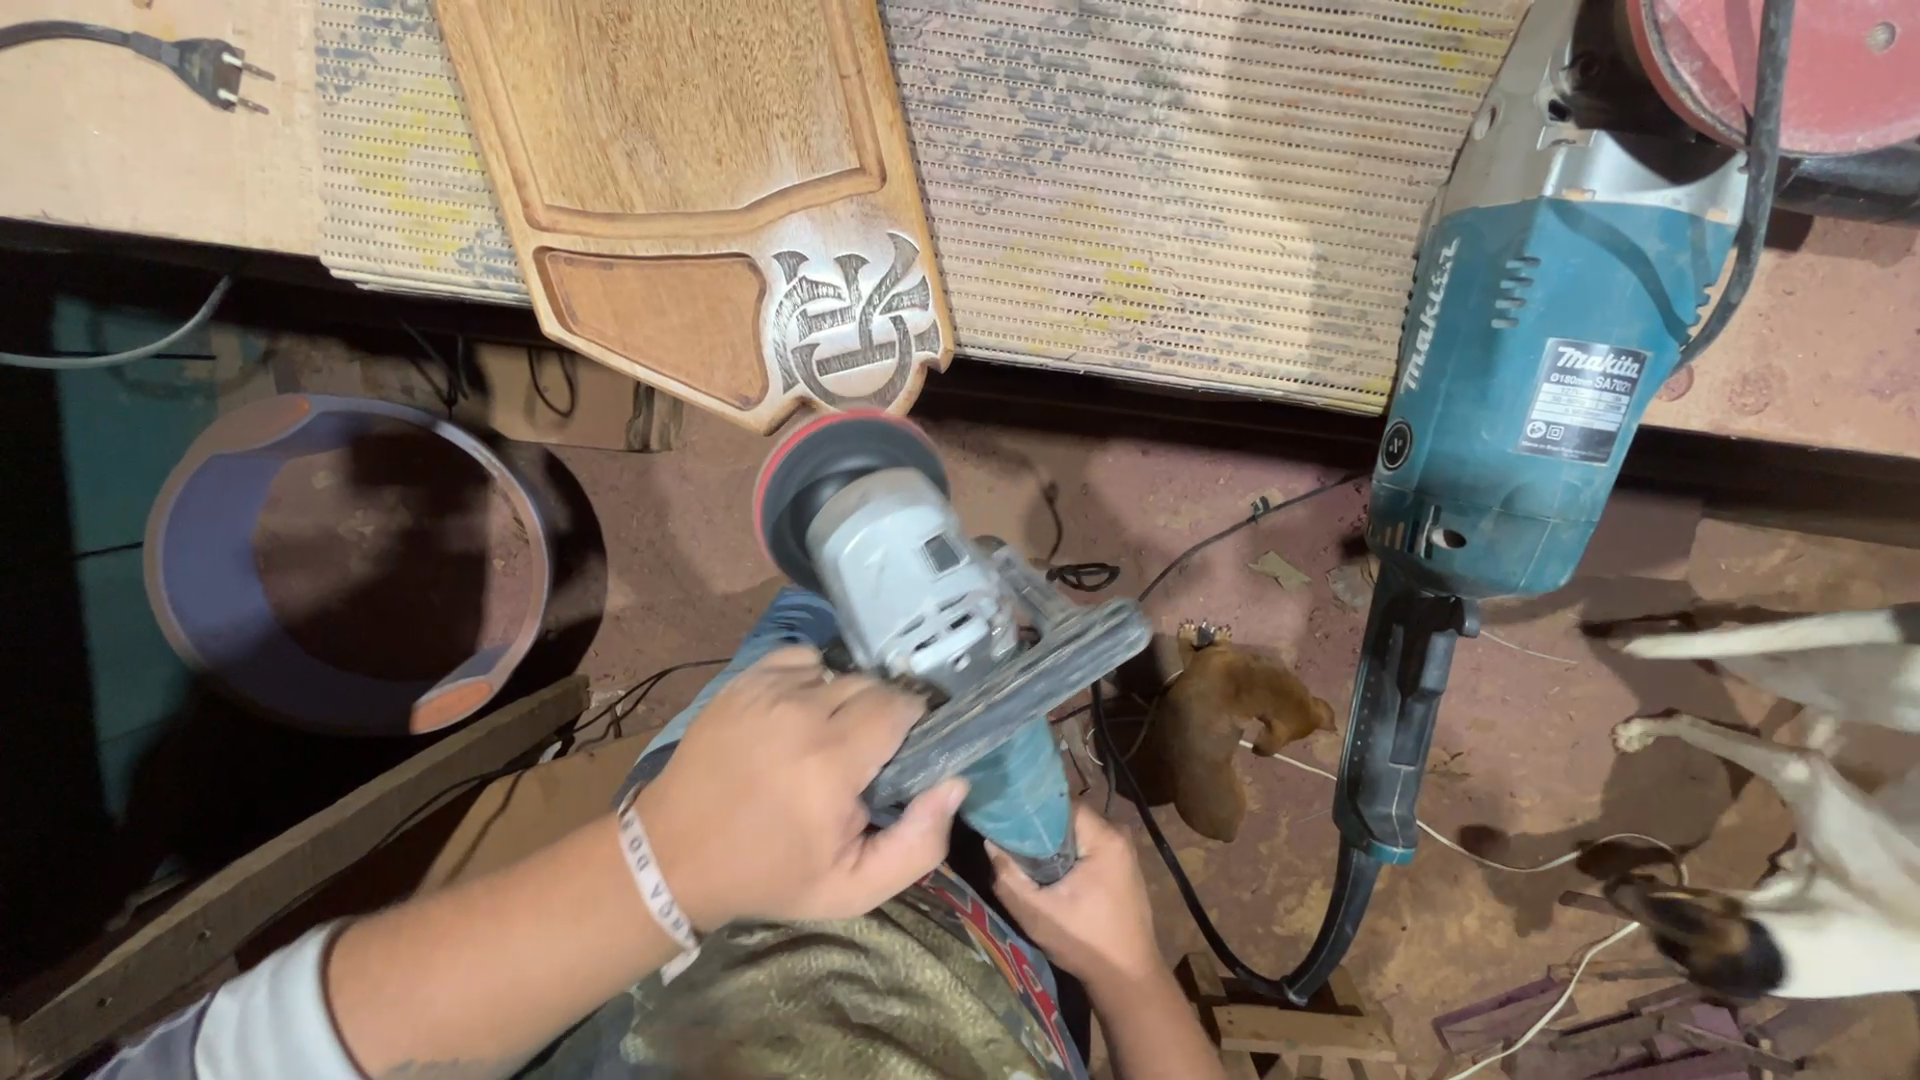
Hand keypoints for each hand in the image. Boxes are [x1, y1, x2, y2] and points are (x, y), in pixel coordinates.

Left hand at [634, 645, 967, 929]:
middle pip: (872, 685)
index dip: (912, 724)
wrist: (674, 855)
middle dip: (882, 714)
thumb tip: (955, 782)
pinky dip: (812, 680)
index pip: (901, 706)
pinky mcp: (743, 680)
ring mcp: (767, 690)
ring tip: (828, 737)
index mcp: (831, 763)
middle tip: (865, 753)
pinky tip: (799, 715)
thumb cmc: (770, 874)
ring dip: (846, 700)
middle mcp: (800, 713)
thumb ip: (919, 843)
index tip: (903, 752)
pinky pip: (803, 659)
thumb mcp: (853, 887)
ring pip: (839, 672)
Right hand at [987, 802, 1161, 986]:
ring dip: (1053, 842)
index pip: (1060, 804)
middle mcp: (1118, 834)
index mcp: (1104, 837)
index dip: (1031, 810)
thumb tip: (990, 842)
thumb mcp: (1037, 914)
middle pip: (1068, 816)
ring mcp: (1123, 850)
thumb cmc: (1085, 944)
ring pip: (1077, 832)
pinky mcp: (1122, 865)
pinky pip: (1088, 845)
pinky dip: (1068, 853)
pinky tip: (1049, 868)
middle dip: (1040, 828)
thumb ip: (1009, 877)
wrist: (1128, 979)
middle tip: (1009, 838)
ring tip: (1024, 853)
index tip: (1005, 819)